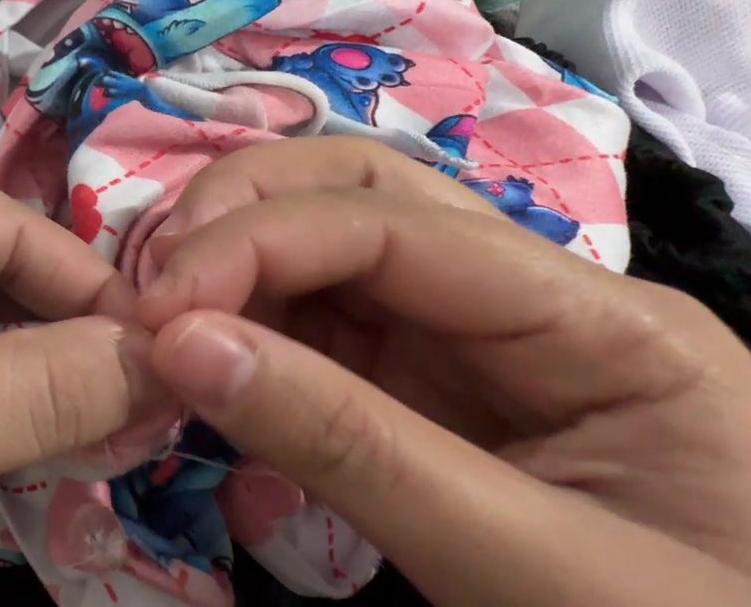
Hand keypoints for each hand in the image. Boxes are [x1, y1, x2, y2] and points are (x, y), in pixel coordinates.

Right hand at [135, 137, 750, 605]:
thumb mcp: (532, 572)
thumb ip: (348, 448)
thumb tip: (174, 344)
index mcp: (599, 320)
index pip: (390, 223)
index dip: (253, 242)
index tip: (155, 308)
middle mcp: (526, 294)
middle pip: (359, 187)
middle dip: (239, 211)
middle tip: (155, 280)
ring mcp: (468, 333)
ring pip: (322, 239)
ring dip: (228, 257)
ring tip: (161, 313)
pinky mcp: (419, 379)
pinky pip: (312, 315)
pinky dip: (240, 316)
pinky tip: (199, 346)